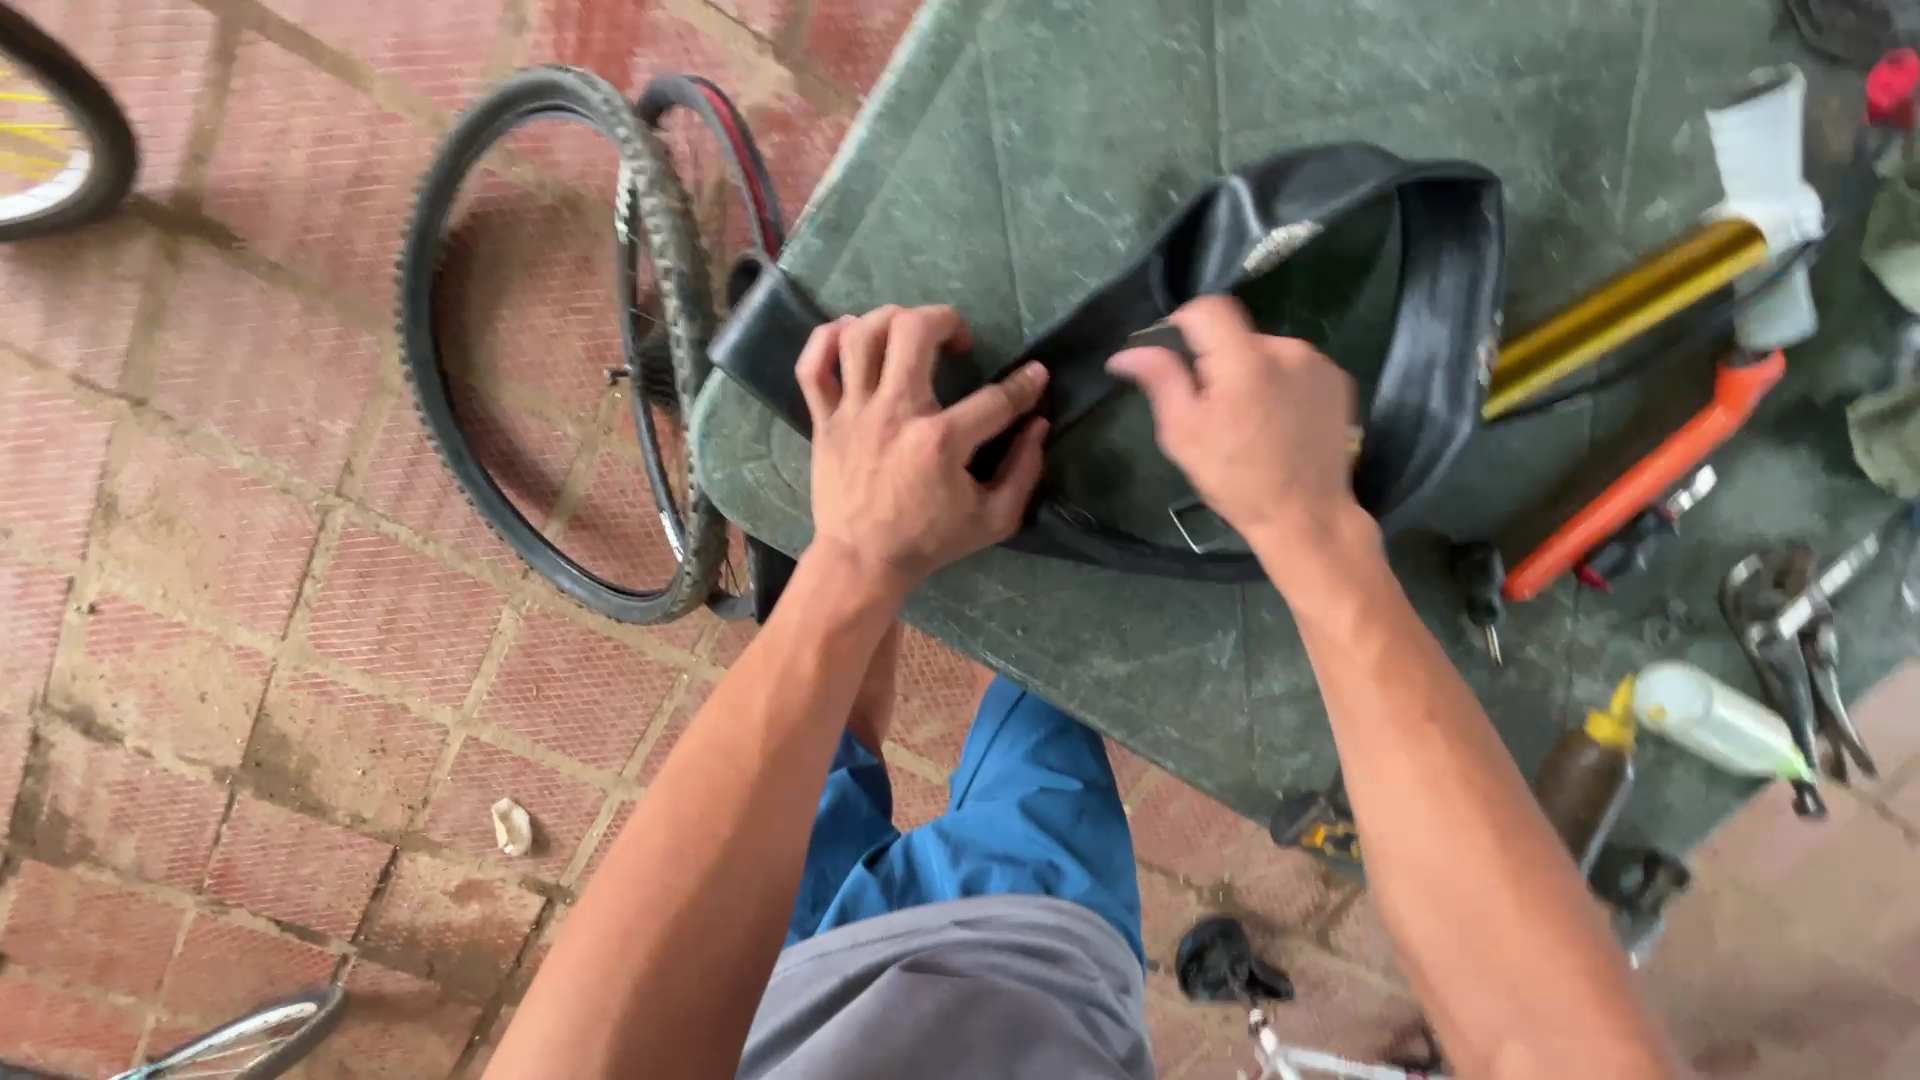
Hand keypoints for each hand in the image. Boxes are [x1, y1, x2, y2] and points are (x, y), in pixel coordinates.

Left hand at [798, 304, 1049, 593]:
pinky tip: (851, 336)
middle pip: (914, 331)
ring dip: (891, 319)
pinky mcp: (824, 421)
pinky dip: (827, 339)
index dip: (1025, 384)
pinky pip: (813, 365)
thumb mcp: (993, 519)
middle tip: (957, 341)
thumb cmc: (929, 542)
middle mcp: (894, 414)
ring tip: (908, 335)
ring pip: (861, 335)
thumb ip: (1023, 471)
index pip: (996, 398)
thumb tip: (1039, 426)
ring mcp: (853, 414)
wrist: (862, 561)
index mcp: (940, 442)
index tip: (1035, 377)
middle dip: (946, 320)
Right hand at [1107, 296, 1364, 551]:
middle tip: (1210, 407)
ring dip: (1247, 371)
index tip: (1175, 358)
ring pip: (1264, 350)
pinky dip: (1277, 383)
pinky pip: (1293, 366)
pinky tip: (1274, 420)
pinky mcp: (1338, 379)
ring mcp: (1317, 363)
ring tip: (1245, 418)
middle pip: (1235, 333)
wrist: (1306, 515)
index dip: (1182, 324)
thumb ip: (1160, 380)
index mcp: (1244, 361)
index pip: (1207, 308)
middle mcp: (1286, 349)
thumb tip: (1126, 351)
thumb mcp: (1183, 434)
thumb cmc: (1235, 479)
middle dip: (1216, 360)